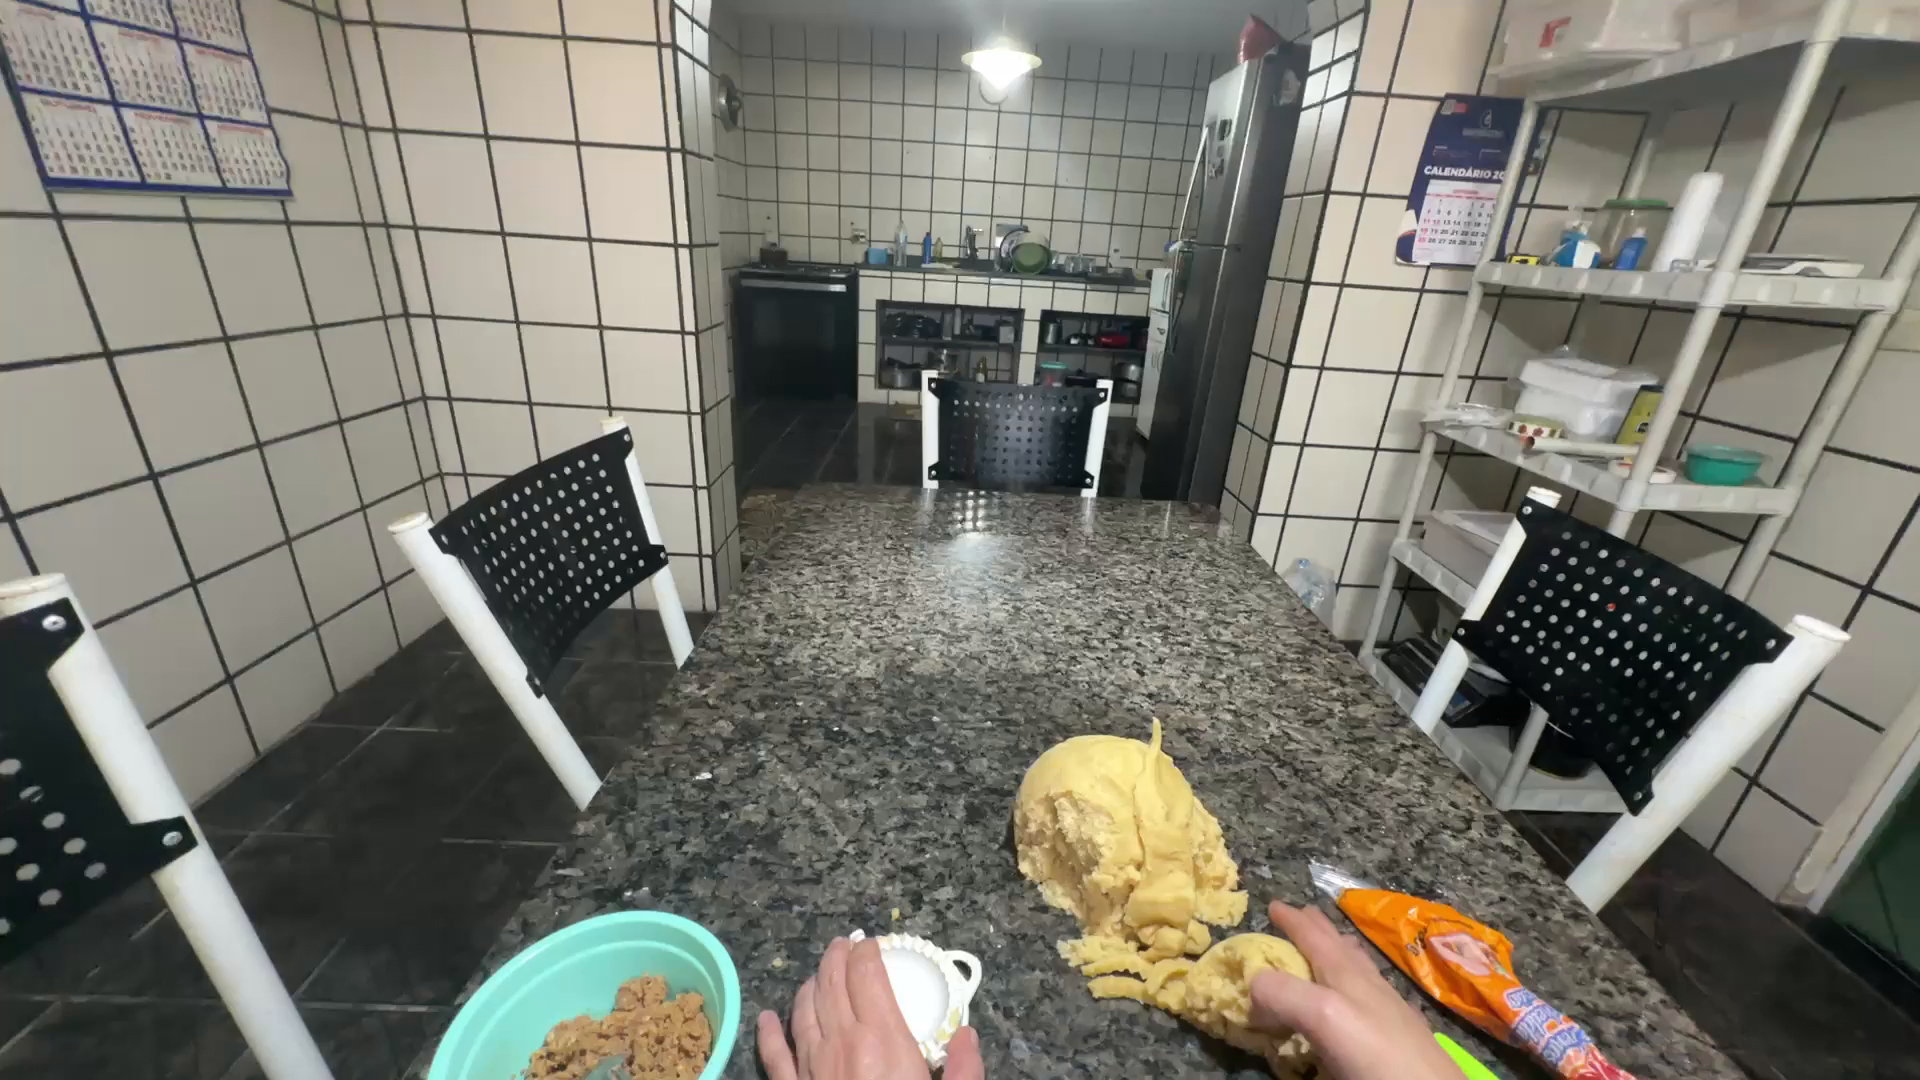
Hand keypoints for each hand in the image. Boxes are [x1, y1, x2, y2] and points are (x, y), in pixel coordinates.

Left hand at [757, 936, 985, 1079]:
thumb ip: (966, 1069)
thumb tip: (969, 1036)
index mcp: (883, 1037)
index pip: (867, 974)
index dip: (867, 951)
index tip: (872, 944)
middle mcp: (843, 1043)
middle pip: (833, 982)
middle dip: (838, 956)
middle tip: (844, 944)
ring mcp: (813, 1070)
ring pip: (804, 1010)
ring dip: (811, 984)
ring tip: (819, 973)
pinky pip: (775, 1059)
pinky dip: (770, 1034)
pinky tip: (766, 1019)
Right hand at [1248, 902, 1463, 1079]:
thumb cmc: (1382, 1058)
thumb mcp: (1323, 1017)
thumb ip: (1283, 993)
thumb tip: (1251, 986)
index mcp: (1346, 974)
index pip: (1312, 935)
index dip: (1290, 919)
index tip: (1272, 905)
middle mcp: (1367, 988)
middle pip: (1338, 946)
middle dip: (1316, 928)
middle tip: (1301, 913)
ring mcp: (1389, 1017)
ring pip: (1359, 971)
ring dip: (1339, 952)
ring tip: (1331, 944)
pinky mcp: (1400, 1048)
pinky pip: (1371, 1002)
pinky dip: (1356, 987)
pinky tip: (1362, 1003)